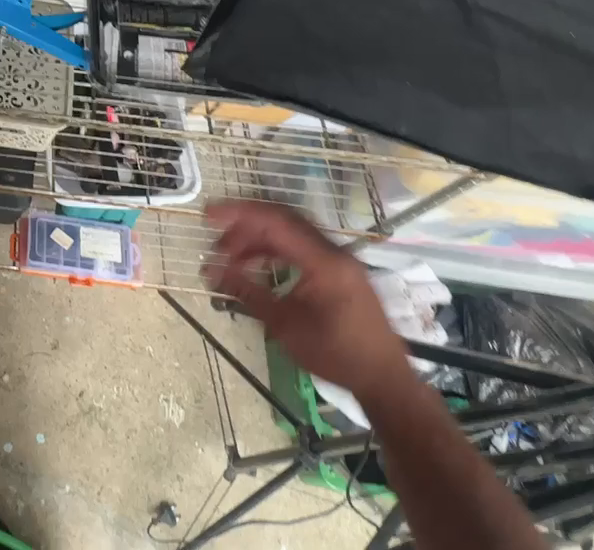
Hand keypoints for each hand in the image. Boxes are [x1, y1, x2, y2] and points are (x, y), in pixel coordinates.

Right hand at [203, 201, 413, 399]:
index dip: (239, 213)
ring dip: (258, 240)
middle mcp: (333, 252)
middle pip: (282, 222)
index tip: (208, 215)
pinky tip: (256, 267)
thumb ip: (248, 292)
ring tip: (230, 258)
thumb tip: (211, 270)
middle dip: (244, 226)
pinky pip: (301, 248)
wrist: (385, 380)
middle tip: (215, 242)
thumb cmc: (337, 355)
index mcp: (323, 262)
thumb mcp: (285, 326)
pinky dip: (275, 251)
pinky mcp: (340, 271)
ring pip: (291, 234)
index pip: (276, 221)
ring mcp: (339, 261)